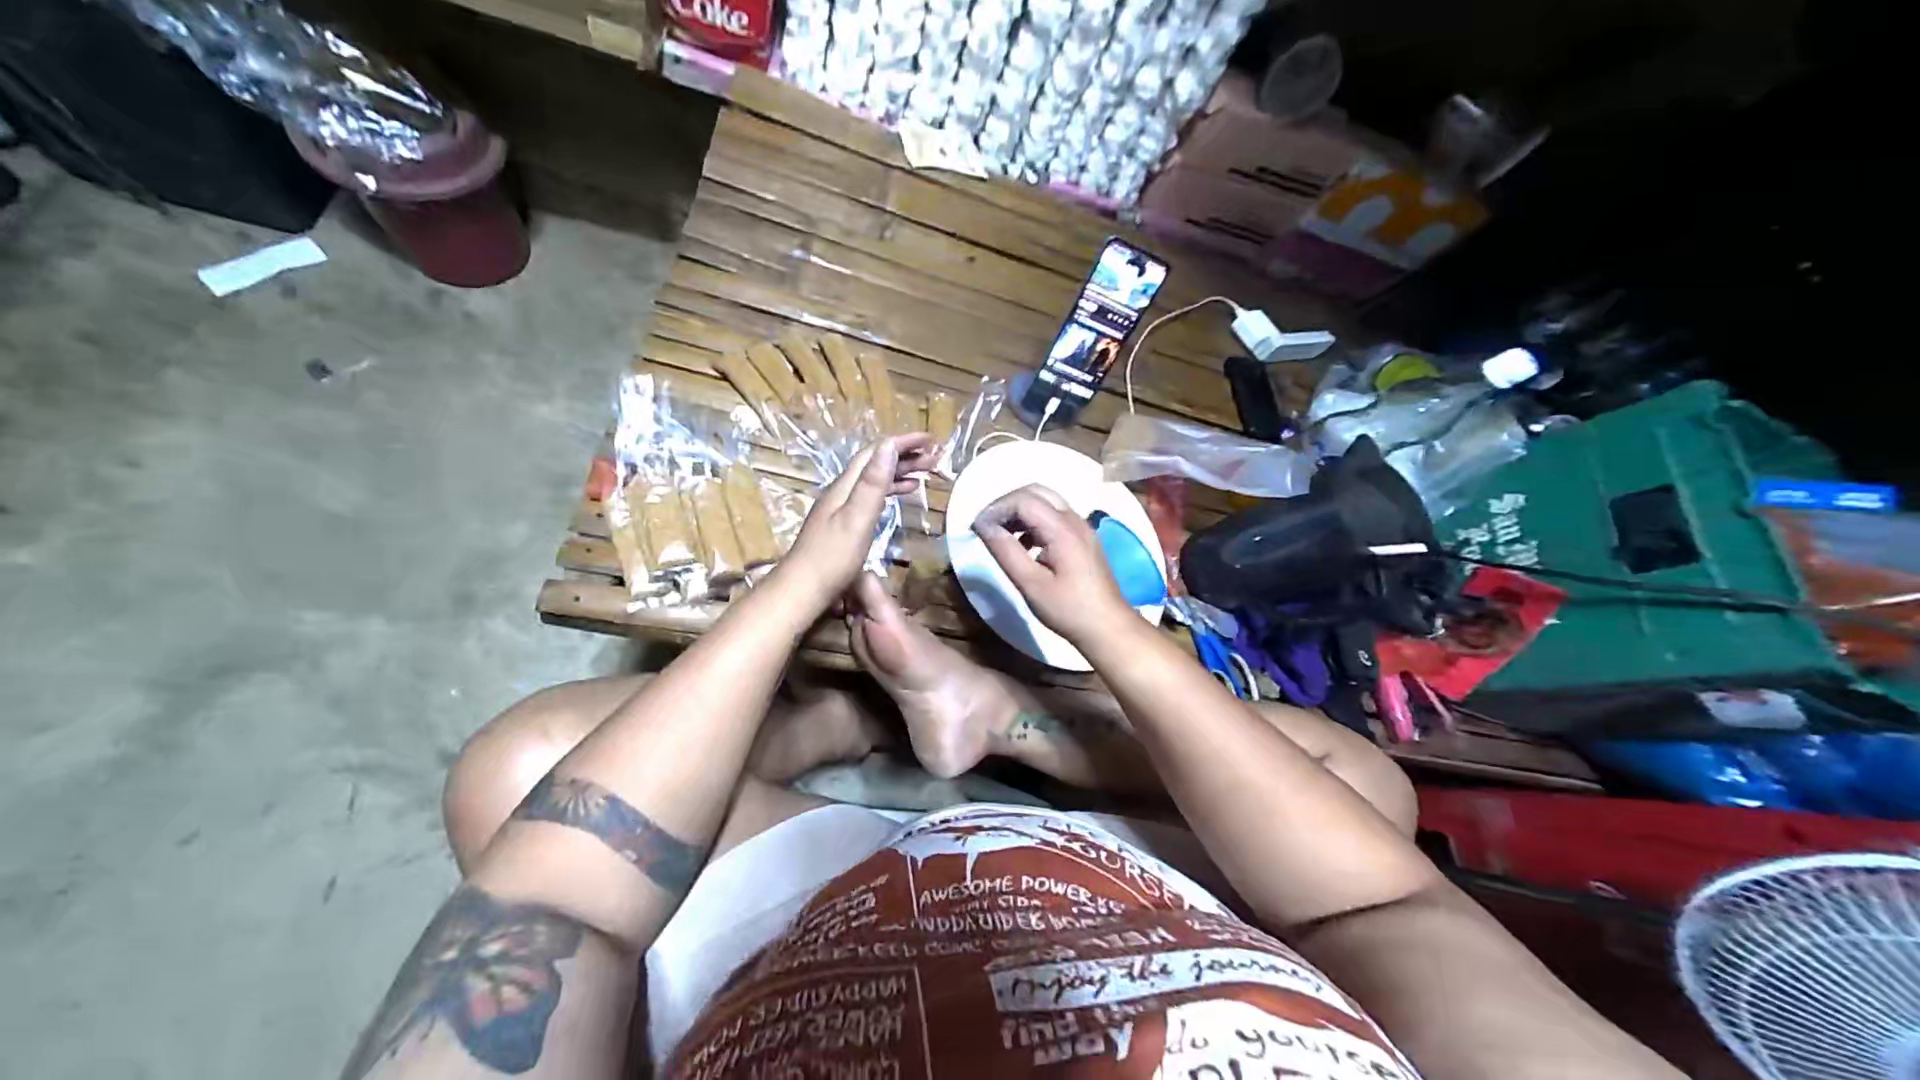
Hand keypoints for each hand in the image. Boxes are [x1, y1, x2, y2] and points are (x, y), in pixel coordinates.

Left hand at [777, 433, 935, 609]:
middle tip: (935, 457)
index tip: (931, 440)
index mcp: (845, 487)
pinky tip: (900, 496)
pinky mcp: (844, 525)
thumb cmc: (832, 558)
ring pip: (874, 480)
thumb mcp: (857, 518)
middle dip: (905, 456)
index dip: (903, 443)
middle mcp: (842, 492)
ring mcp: (841, 508)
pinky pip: (872, 497)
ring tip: (925, 474)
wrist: (803, 591)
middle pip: (875, 464)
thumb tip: (888, 445)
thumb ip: (873, 483)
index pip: (875, 453)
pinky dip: (890, 491)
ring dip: (900, 472)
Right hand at [971, 484, 1136, 646]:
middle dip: (1007, 504)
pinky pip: (1054, 516)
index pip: (1023, 500)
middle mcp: (1074, 519)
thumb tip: (984, 527)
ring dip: (1020, 512)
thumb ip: (1005, 551)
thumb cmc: (1067, 609)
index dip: (996, 509)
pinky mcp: (1083, 538)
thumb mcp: (1030, 584)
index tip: (977, 529)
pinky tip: (1023, 546)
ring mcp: (1082, 527)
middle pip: (1035, 492)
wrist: (1107, 627)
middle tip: (987, 526)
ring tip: (1001, 535)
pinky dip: (1034, 521)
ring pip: (1046, 501)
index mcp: (1062, 529)